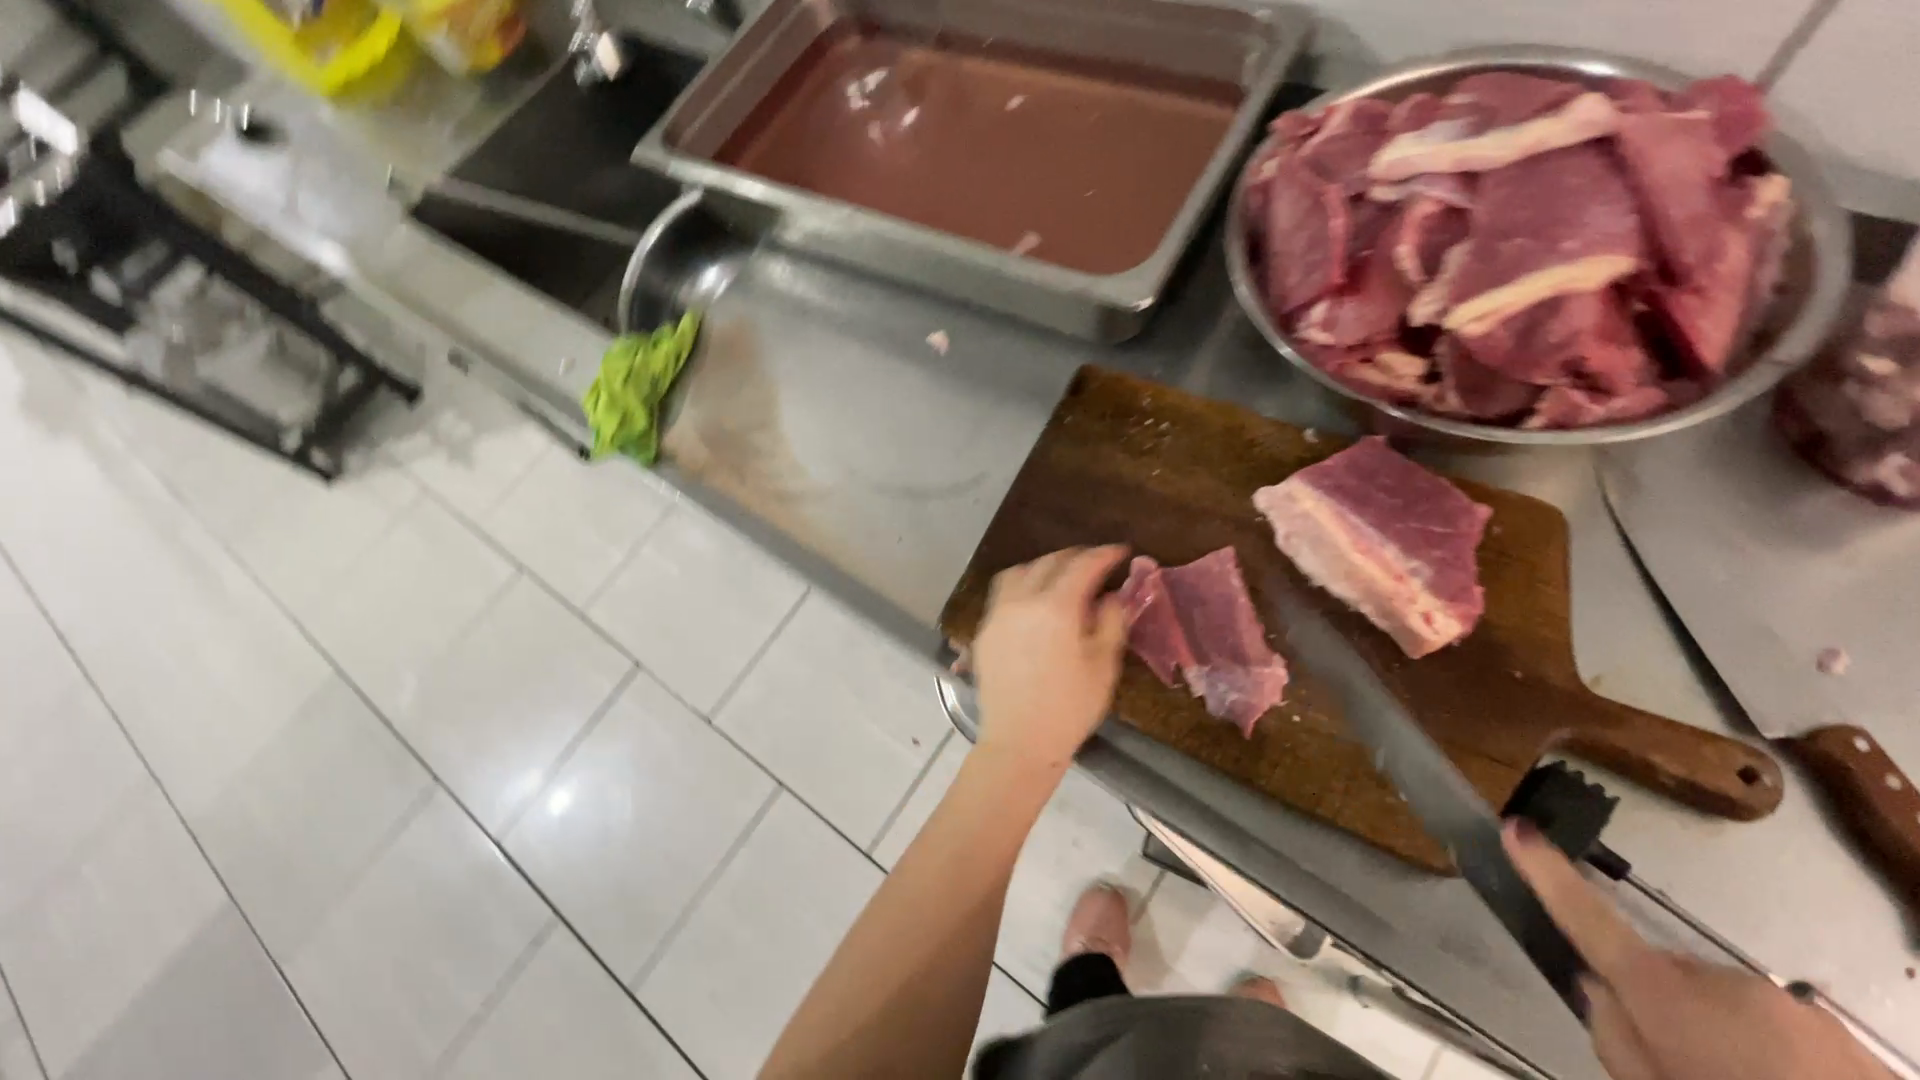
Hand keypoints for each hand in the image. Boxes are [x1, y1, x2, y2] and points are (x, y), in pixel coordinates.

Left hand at [972, 545, 1130, 770]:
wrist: (1019, 742)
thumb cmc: (1069, 708)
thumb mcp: (1104, 665)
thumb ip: (1110, 621)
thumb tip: (1111, 596)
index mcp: (1056, 607)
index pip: (1083, 565)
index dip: (1104, 555)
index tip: (1120, 552)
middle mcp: (1022, 601)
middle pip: (1049, 562)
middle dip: (1076, 558)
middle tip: (1096, 564)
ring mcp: (998, 615)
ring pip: (1019, 572)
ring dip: (1044, 566)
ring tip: (1061, 578)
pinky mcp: (984, 631)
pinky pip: (1003, 594)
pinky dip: (1022, 586)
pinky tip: (1035, 602)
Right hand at [1503, 821, 1894, 1079]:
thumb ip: (1614, 1037)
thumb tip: (1601, 991)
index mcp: (1663, 995)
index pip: (1589, 919)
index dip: (1547, 874)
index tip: (1517, 829)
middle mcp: (1722, 981)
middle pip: (1664, 974)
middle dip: (1660, 1005)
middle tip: (1673, 1064)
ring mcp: (1790, 1004)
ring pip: (1726, 1003)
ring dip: (1722, 1034)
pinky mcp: (1842, 1034)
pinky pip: (1782, 1029)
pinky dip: (1773, 1055)